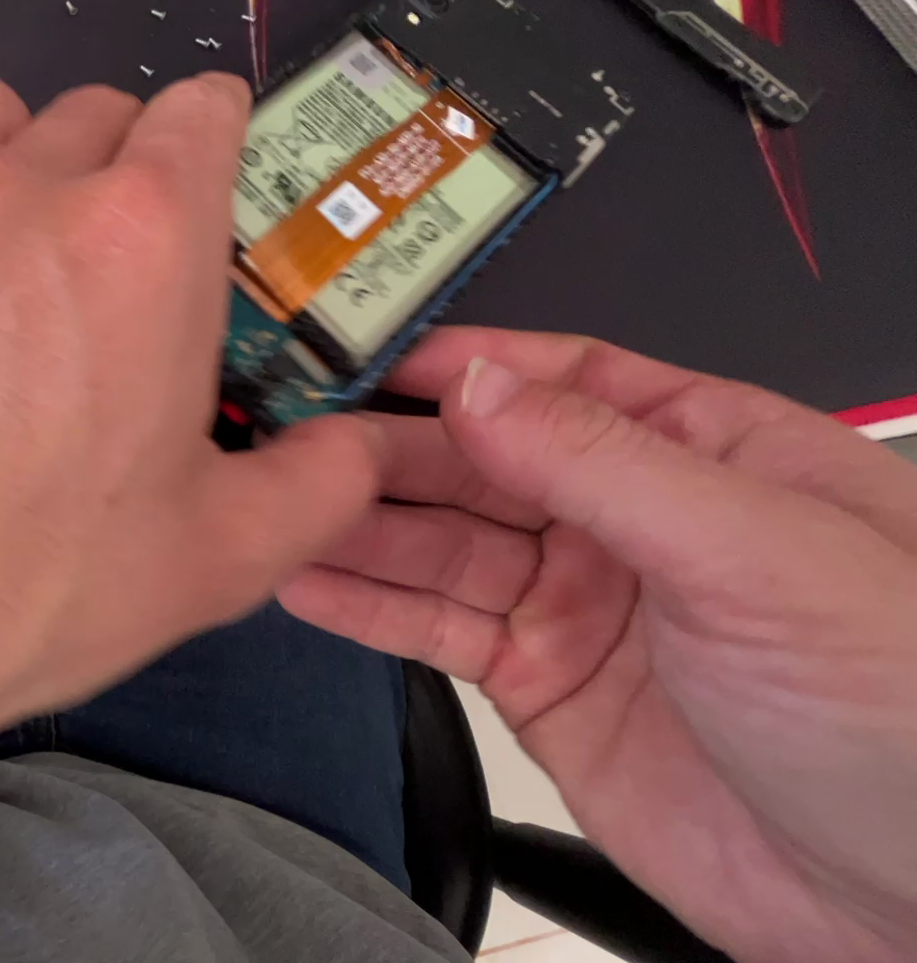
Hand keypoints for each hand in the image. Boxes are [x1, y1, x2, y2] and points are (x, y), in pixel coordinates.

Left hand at [0, 75, 382, 750]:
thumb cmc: (28, 583)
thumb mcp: (215, 558)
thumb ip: (319, 487)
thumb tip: (359, 447)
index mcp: (145, 237)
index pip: (203, 112)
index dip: (222, 152)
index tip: (215, 221)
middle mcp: (29, 191)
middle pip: (103, 115)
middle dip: (133, 174)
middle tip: (127, 285)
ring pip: (2, 125)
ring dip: (36, 169)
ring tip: (34, 281)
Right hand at [281, 329, 916, 962]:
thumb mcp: (757, 557)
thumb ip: (602, 462)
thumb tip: (472, 386)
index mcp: (696, 456)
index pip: (553, 381)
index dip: (455, 368)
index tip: (363, 363)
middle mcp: (615, 519)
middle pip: (467, 466)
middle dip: (378, 459)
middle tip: (296, 456)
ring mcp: (564, 597)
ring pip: (431, 546)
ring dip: (353, 533)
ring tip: (280, 519)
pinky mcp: (525, 673)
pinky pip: (425, 624)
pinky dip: (362, 607)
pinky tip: (305, 586)